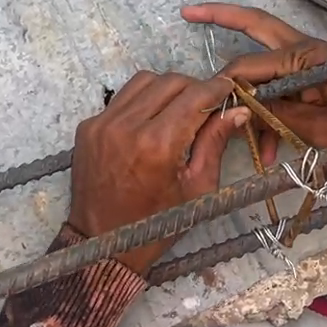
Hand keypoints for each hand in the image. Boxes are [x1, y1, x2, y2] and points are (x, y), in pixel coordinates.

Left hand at [69, 71, 246, 273]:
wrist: (102, 244)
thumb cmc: (156, 224)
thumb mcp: (197, 188)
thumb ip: (215, 142)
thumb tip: (239, 110)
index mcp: (158, 145)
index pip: (195, 96)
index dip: (217, 89)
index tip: (228, 89)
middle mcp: (127, 127)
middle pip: (170, 81)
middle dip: (194, 87)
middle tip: (206, 104)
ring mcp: (102, 124)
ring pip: (144, 81)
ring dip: (167, 89)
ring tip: (178, 109)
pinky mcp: (88, 127)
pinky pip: (121, 99)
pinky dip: (142, 101)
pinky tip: (151, 121)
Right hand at [181, 3, 326, 160]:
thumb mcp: (318, 128)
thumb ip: (275, 111)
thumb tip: (239, 98)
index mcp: (306, 57)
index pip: (249, 64)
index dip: (226, 85)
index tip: (207, 103)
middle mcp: (306, 50)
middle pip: (256, 25)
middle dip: (221, 17)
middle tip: (188, 11)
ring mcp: (312, 63)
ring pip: (266, 68)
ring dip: (251, 97)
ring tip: (239, 133)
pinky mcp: (317, 79)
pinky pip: (282, 89)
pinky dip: (271, 115)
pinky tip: (268, 149)